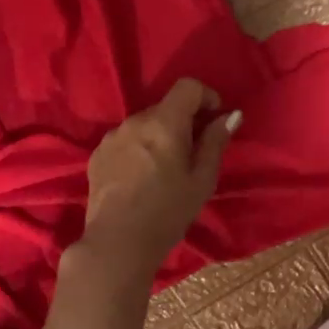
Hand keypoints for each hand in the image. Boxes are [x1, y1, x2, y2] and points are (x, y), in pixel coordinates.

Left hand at [76, 79, 238, 277]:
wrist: (118, 241)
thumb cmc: (169, 211)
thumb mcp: (202, 179)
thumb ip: (215, 142)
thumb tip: (230, 115)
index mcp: (164, 123)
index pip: (187, 87)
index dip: (206, 96)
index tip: (215, 119)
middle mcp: (135, 122)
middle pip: (165, 107)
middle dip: (184, 121)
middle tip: (195, 152)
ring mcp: (112, 137)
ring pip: (144, 124)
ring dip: (160, 136)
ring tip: (167, 168)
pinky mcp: (98, 155)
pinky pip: (126, 140)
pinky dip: (140, 148)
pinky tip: (143, 178)